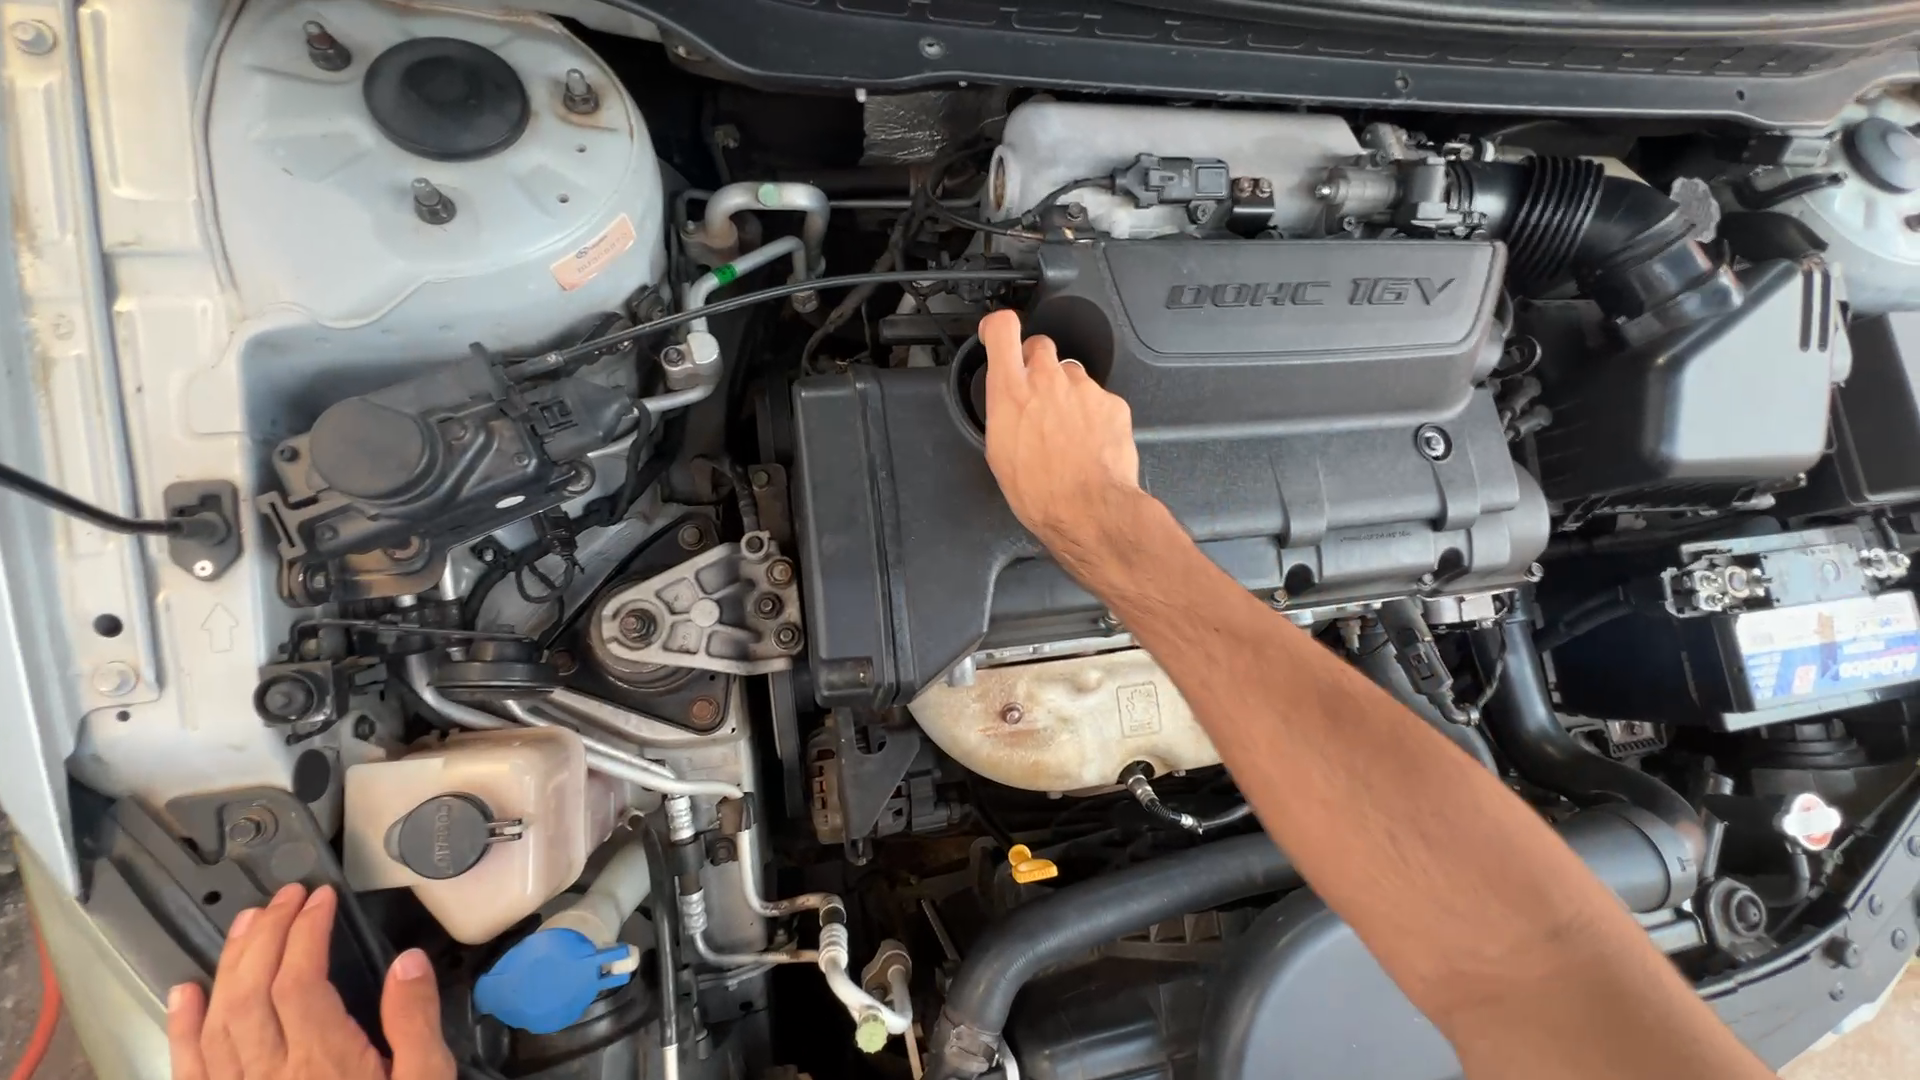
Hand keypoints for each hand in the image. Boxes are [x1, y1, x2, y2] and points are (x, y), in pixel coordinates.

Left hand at [168, 884, 455, 1079]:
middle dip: (267, 936)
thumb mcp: (425, 1078)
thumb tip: (408, 960)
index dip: (305, 932)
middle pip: (251, 994)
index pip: (299, 981)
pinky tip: (187, 992)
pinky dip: (185, 1026)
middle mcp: (271, 1075)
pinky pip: (192, 1067)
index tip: (321, 899)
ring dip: (230, 965)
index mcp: (324, 1061)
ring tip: (248, 922)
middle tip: (287, 897)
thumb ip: (414, 1020)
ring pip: (218, 1021)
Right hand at [979, 310, 1147, 577]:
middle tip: (1035, 396)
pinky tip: (1087, 441)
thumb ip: (1003, 412)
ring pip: (1071, 373)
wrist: (1088, 509)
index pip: (1003, 329)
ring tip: (1063, 429)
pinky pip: (1098, 397)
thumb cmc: (1040, 491)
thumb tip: (1006, 403)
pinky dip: (1091, 413)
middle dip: (1035, 364)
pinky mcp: (1111, 403)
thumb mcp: (999, 453)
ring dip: (1065, 392)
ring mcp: (1083, 389)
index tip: (997, 335)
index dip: (998, 327)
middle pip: (1040, 346)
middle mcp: (1048, 381)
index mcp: (1012, 392)